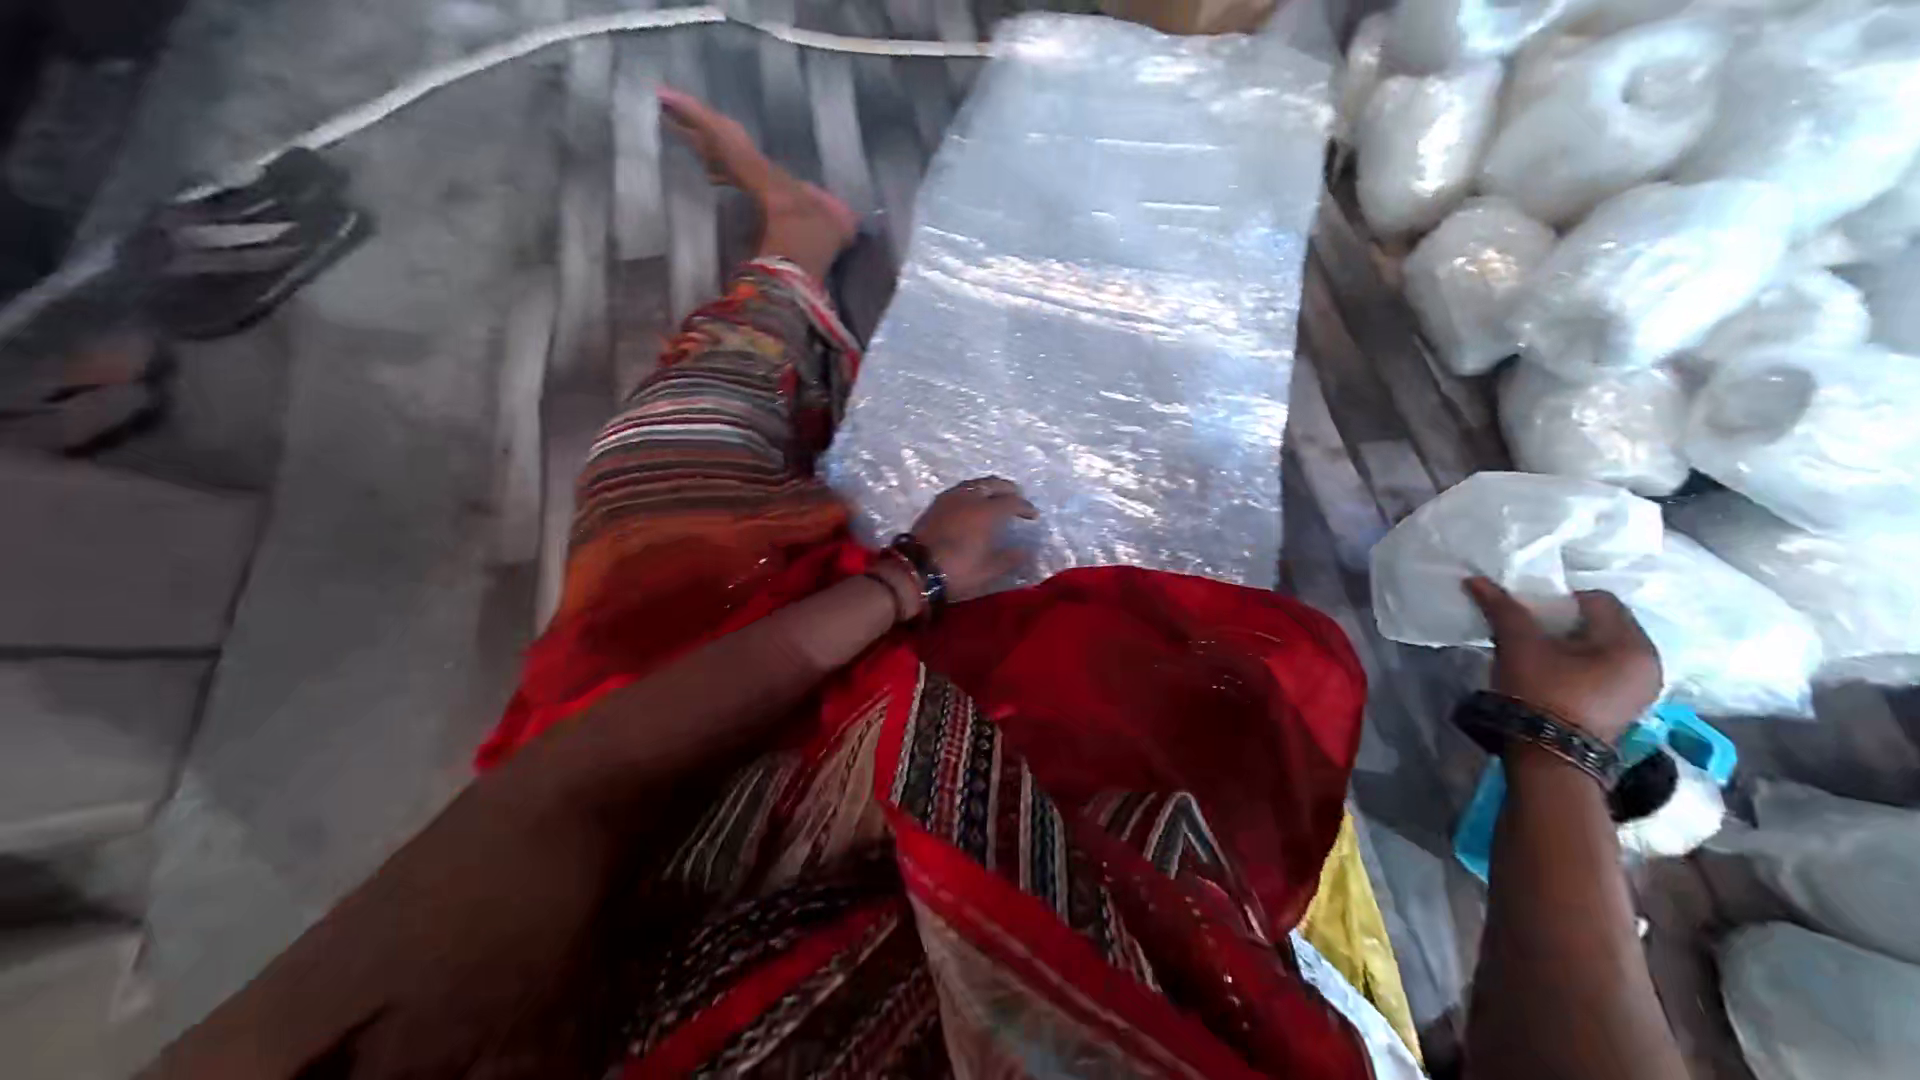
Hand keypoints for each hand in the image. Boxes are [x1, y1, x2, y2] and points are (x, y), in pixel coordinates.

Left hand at [908, 476, 1038, 601]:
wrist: (915, 570)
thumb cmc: (956, 570)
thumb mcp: (988, 570)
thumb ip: (1010, 558)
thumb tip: (1026, 551)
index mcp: (986, 511)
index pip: (1011, 502)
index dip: (1025, 507)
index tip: (1033, 515)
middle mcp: (969, 498)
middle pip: (993, 484)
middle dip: (1008, 489)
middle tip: (1016, 497)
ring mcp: (950, 498)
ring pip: (974, 484)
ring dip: (989, 487)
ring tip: (996, 496)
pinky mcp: (935, 504)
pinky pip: (960, 489)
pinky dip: (972, 491)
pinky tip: (972, 501)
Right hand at [1464, 577, 1661, 744]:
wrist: (1549, 756)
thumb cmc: (1541, 693)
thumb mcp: (1519, 646)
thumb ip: (1503, 610)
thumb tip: (1477, 580)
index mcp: (1632, 645)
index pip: (1598, 599)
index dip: (1559, 600)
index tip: (1530, 616)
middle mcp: (1650, 664)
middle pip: (1603, 623)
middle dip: (1565, 623)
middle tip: (1531, 634)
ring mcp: (1642, 689)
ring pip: (1603, 648)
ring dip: (1571, 644)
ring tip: (1539, 655)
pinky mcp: (1627, 706)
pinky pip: (1605, 670)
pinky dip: (1580, 665)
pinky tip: (1553, 676)